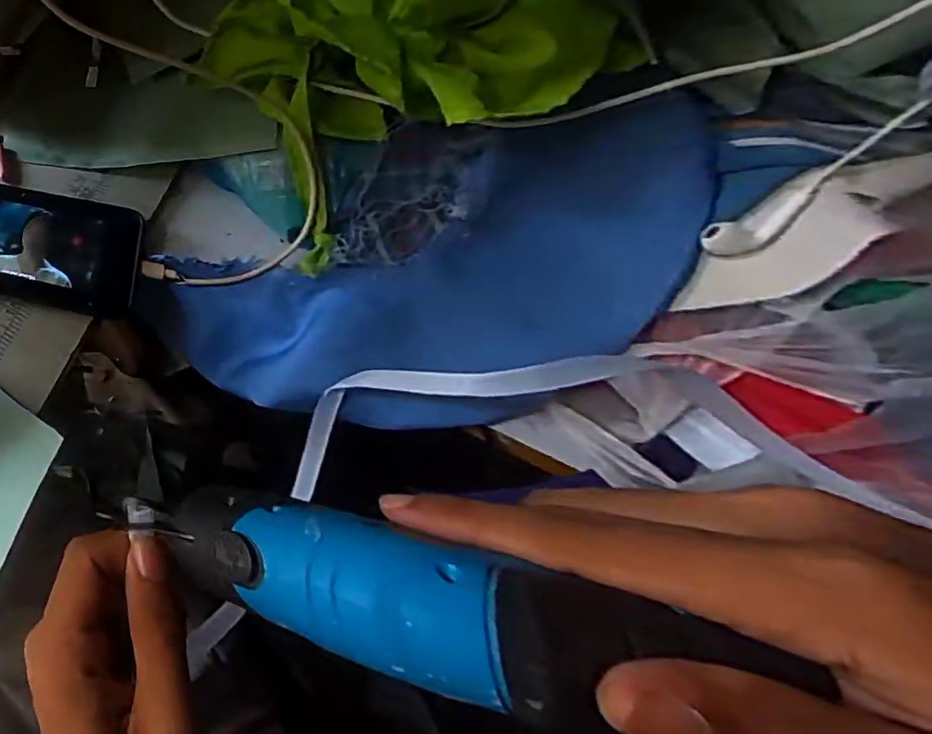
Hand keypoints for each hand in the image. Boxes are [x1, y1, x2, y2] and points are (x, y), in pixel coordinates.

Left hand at [24, 530, 192, 733]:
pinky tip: (166, 642)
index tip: (180, 562)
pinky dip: (138, 623)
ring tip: (184, 621)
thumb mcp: (161, 714)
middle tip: (190, 598)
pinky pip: (106, 626)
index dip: (128, 547)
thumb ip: (154, 626)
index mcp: (56, 641)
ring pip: (102, 597)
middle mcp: (49, 638)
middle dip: (140, 574)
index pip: (84, 557)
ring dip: (143, 599)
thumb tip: (149, 543)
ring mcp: (62, 656)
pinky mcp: (77, 672)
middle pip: (91, 574)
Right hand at [380, 487, 931, 733]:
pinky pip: (675, 517)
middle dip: (504, 522)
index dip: (485, 525)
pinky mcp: (819, 523)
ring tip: (494, 549)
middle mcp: (786, 518)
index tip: (399, 506)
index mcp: (803, 574)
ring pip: (631, 507)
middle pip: (598, 511)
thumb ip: (770, 727)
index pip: (594, 544)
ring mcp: (807, 511)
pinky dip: (611, 536)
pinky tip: (599, 560)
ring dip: (554, 529)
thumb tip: (617, 695)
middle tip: (429, 535)